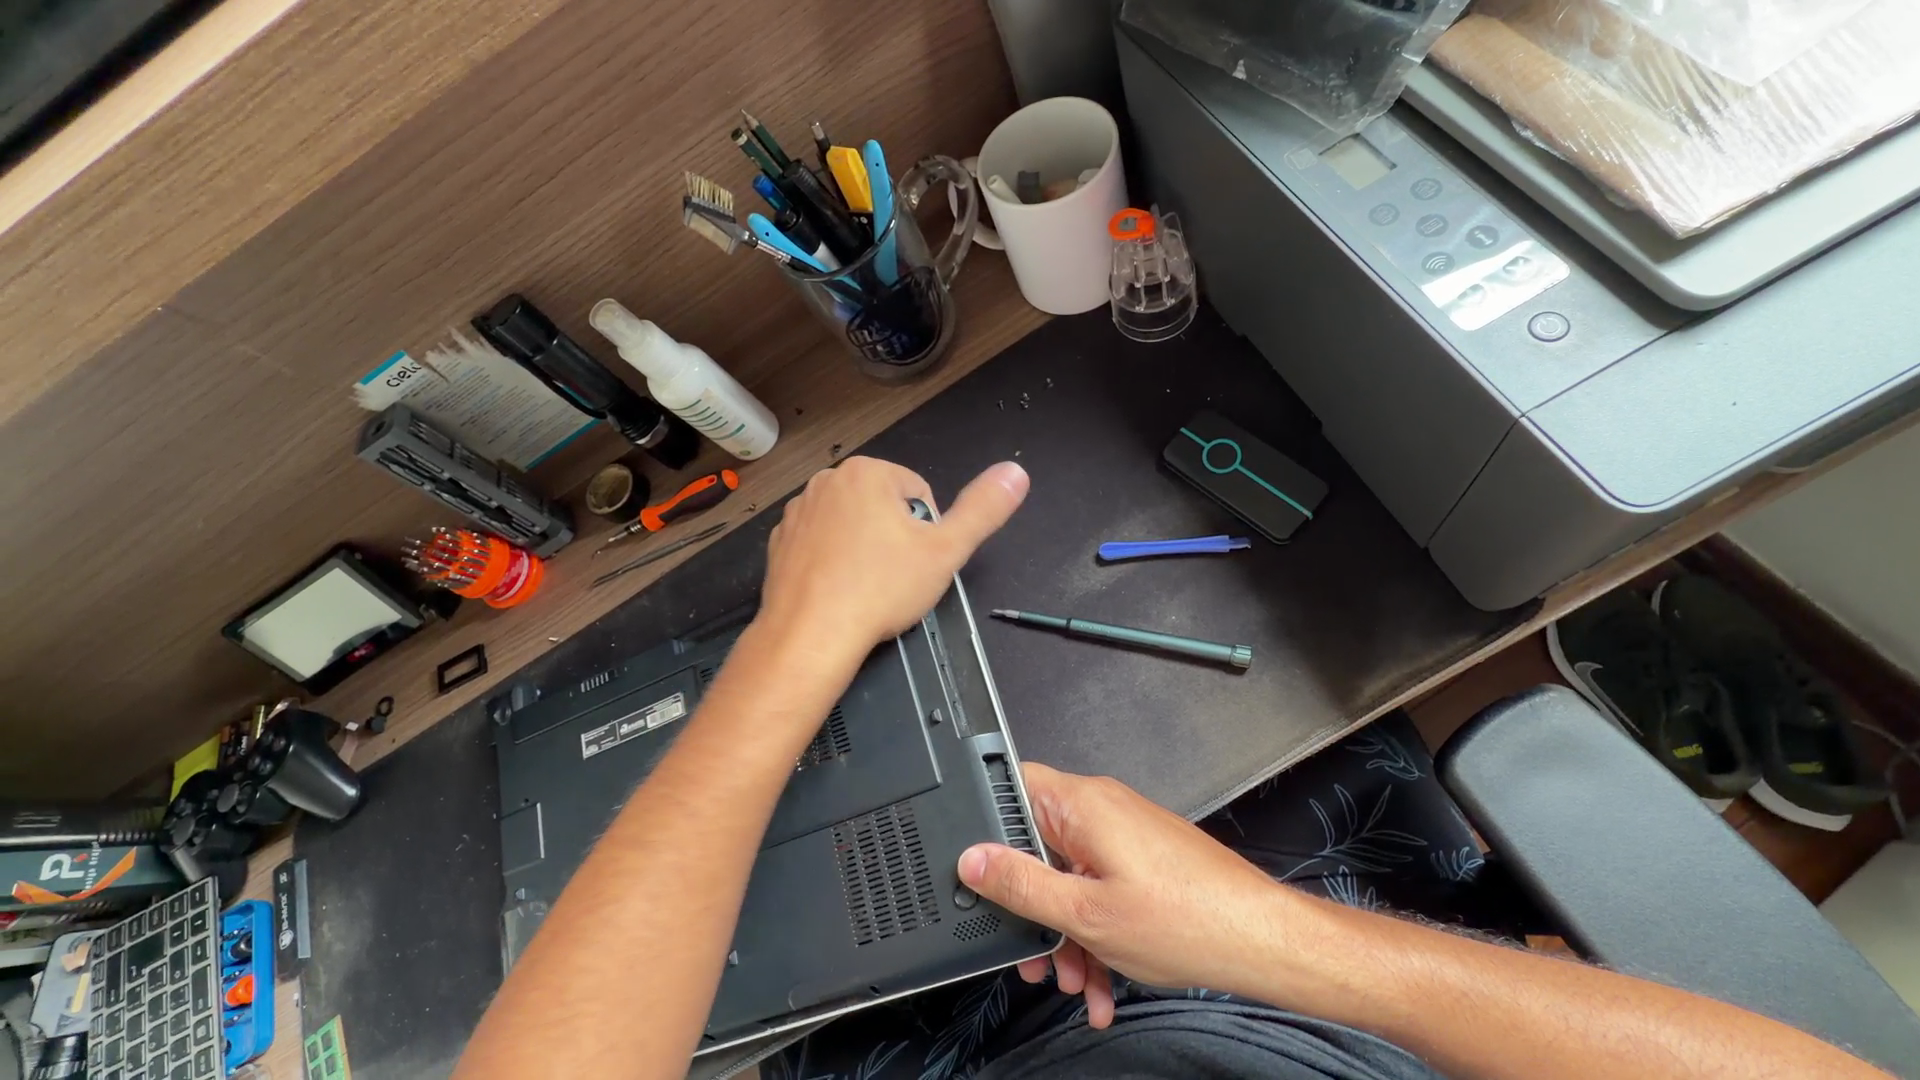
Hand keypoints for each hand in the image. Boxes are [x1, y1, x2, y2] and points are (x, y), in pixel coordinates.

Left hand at [759, 456, 1027, 658]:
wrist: (811, 635)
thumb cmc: (879, 590)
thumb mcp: (946, 551)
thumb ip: (983, 509)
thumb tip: (1016, 473)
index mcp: (868, 472)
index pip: (919, 494)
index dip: (927, 533)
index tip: (916, 561)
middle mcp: (827, 482)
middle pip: (884, 507)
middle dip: (894, 538)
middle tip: (894, 576)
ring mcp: (799, 511)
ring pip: (852, 526)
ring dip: (864, 550)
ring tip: (867, 586)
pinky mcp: (780, 542)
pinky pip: (822, 545)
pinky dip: (833, 563)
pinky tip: (841, 590)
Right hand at [957, 764, 1296, 1027]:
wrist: (1259, 939)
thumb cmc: (1190, 919)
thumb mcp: (1085, 914)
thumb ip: (1021, 885)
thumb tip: (974, 860)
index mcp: (1082, 805)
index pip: (1013, 785)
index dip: (987, 824)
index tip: (977, 866)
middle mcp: (1102, 809)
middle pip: (1039, 844)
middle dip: (1033, 904)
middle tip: (1033, 948)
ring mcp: (1123, 833)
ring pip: (1070, 875)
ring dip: (1066, 931)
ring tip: (1077, 978)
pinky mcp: (1141, 858)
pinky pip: (1099, 887)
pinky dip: (1094, 930)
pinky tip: (1101, 981)